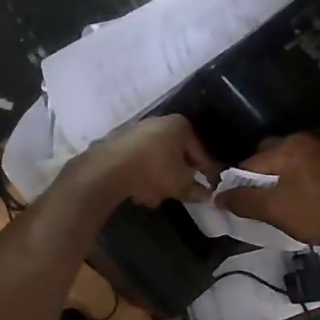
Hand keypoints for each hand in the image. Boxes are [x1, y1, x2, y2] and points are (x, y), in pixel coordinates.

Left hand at [68, 115, 216, 207]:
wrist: (108, 169)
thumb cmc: (154, 170)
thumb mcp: (180, 184)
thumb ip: (195, 190)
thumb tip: (205, 195)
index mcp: (180, 126)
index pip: (200, 151)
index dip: (208, 172)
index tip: (212, 187)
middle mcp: (159, 122)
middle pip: (176, 153)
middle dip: (178, 175)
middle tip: (181, 192)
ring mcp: (136, 131)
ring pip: (155, 160)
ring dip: (158, 179)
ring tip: (154, 196)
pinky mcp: (117, 144)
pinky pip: (137, 163)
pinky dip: (141, 177)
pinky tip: (138, 192)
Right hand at [216, 132, 319, 247]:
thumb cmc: (317, 216)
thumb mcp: (273, 210)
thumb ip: (242, 200)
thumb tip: (219, 196)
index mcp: (289, 146)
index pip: (249, 162)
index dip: (237, 184)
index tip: (234, 203)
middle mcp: (307, 138)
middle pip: (269, 155)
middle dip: (259, 176)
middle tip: (259, 201)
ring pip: (289, 158)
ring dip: (279, 175)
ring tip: (279, 200)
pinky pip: (307, 162)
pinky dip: (298, 174)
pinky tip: (300, 194)